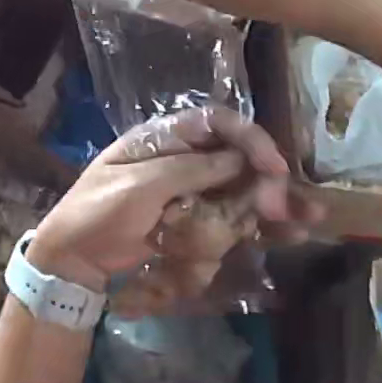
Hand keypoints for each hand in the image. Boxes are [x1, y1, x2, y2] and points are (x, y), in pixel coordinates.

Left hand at [26, 109, 309, 292]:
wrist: (72, 258)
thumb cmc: (97, 212)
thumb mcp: (138, 186)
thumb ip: (189, 170)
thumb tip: (237, 160)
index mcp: (163, 139)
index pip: (216, 123)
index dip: (249, 138)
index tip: (273, 165)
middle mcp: (183, 159)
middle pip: (236, 158)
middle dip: (266, 178)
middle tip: (283, 206)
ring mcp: (190, 192)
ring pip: (240, 189)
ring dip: (273, 202)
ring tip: (308, 221)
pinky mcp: (192, 221)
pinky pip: (230, 218)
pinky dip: (257, 225)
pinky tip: (287, 234)